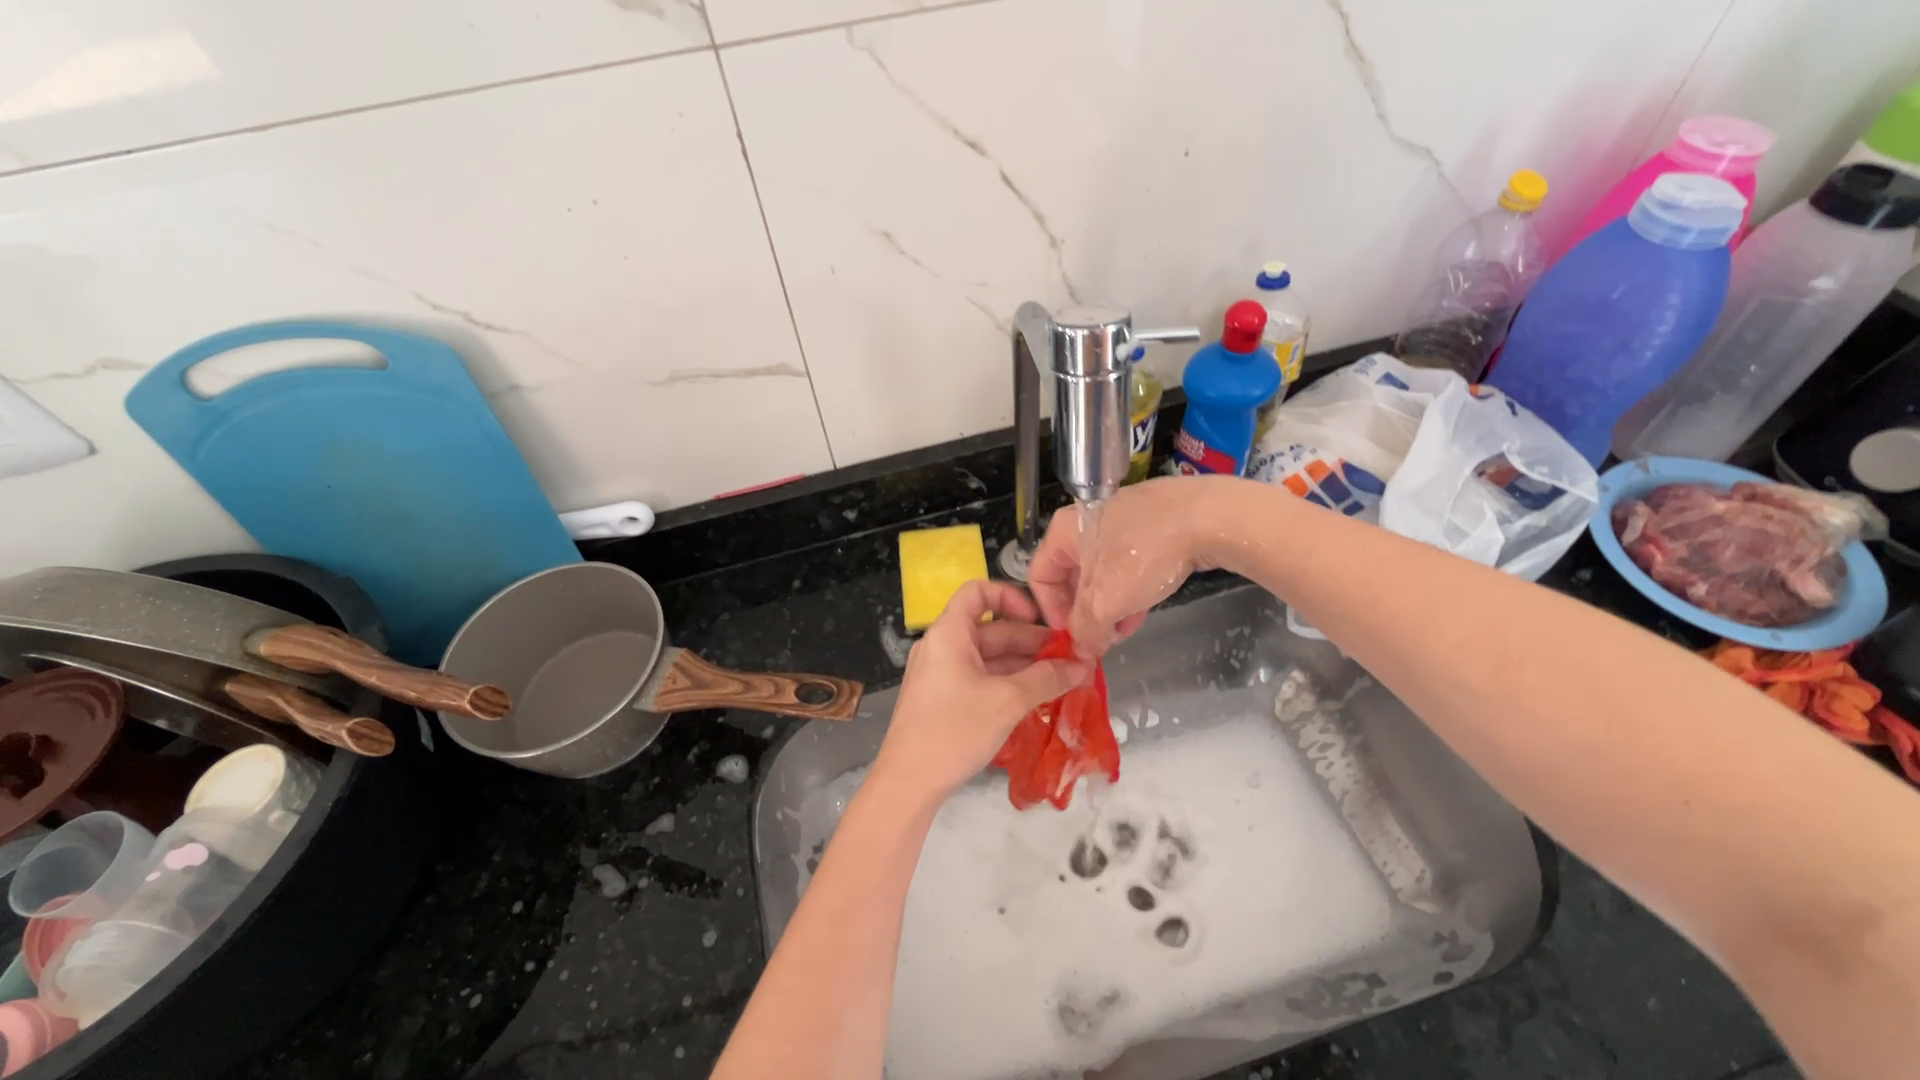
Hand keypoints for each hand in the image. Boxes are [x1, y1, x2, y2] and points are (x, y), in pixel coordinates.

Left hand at [871, 580, 1089, 800]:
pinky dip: (1009, 682)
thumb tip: (1083, 665)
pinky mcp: (944, 698)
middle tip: (1070, 658)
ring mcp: (941, 674)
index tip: (1041, 619)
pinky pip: (981, 678)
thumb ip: (1048, 678)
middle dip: (1031, 641)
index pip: (978, 591)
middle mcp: (942, 646)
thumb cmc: (954, 732)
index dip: (1011, 596)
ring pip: (989, 656)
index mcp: (948, 634)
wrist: (909, 783)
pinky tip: (1037, 698)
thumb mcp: (1007, 701)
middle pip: (991, 627)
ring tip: (1062, 680)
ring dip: (1024, 665)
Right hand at [1029, 476, 1238, 656]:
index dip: (1051, 612)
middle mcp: (1086, 521)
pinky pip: (1128, 563)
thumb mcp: (1106, 602)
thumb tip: (1082, 649)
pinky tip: (1145, 607)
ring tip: (1125, 629)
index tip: (1073, 637)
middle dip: (1085, 613)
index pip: (1039, 577)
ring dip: (1109, 606)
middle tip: (1101, 639)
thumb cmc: (1144, 554)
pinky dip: (1130, 588)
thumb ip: (1086, 630)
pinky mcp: (1150, 525)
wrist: (1208, 518)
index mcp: (1064, 531)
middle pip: (1072, 577)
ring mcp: (1120, 520)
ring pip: (1102, 573)